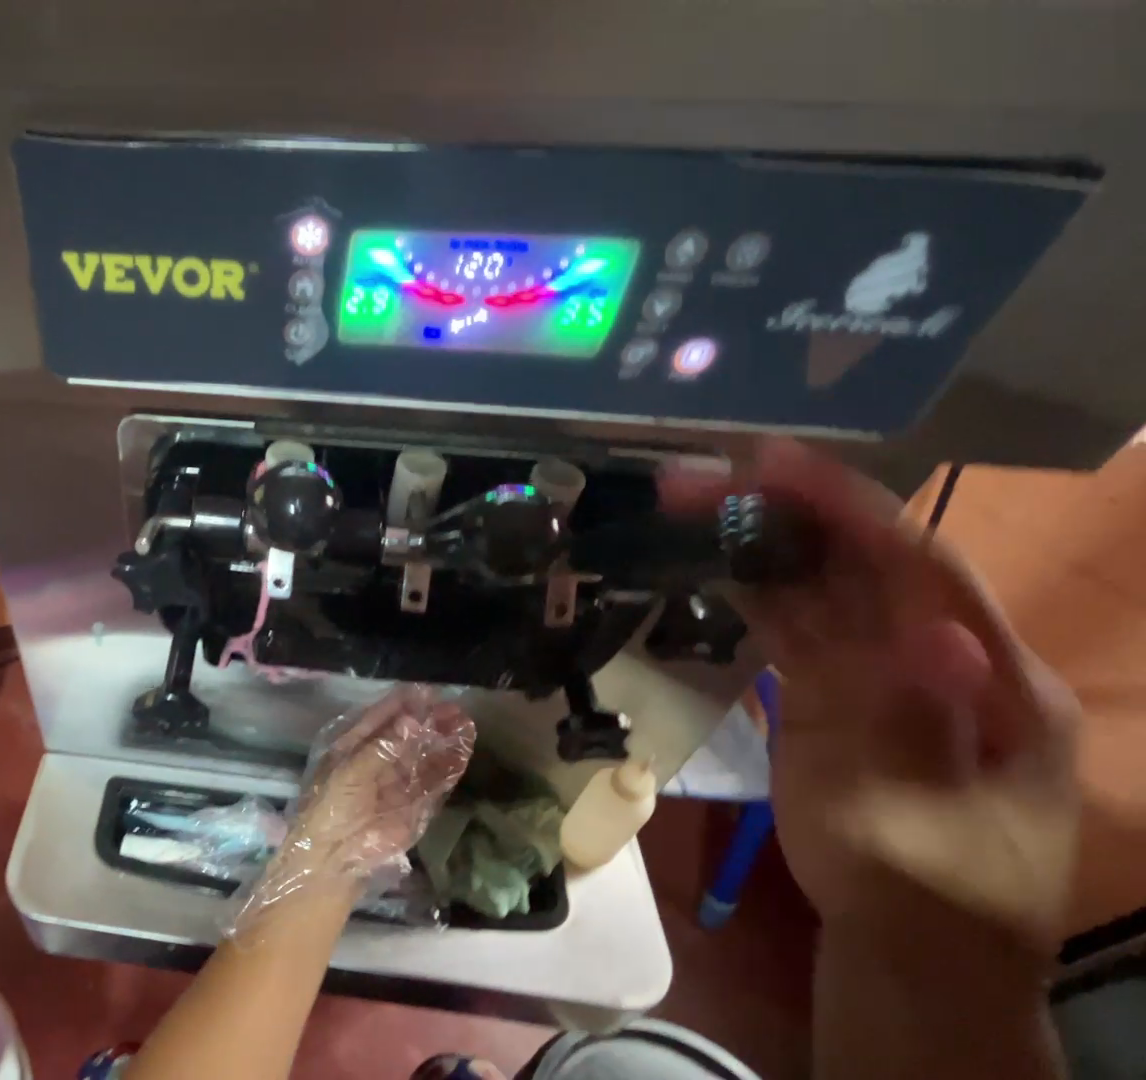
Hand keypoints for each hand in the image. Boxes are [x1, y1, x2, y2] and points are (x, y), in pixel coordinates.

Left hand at [231, 686, 474, 935]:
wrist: (333, 859)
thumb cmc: (330, 808)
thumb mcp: (350, 771)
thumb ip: (382, 747)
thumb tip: (412, 720)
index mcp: (350, 747)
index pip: (379, 718)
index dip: (402, 704)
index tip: (428, 692)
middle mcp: (375, 761)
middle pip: (406, 735)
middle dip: (429, 721)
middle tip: (454, 709)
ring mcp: (395, 784)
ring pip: (423, 757)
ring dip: (443, 741)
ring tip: (465, 724)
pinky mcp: (412, 807)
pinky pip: (433, 783)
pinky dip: (448, 767)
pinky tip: (463, 752)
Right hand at [661, 439, 1079, 952]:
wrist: (905, 950)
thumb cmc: (926, 887)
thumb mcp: (927, 818)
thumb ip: (923, 723)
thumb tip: (938, 637)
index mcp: (992, 676)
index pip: (918, 566)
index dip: (849, 508)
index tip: (773, 463)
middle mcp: (938, 655)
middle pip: (862, 563)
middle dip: (788, 510)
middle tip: (703, 476)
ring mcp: (880, 674)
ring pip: (820, 588)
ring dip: (761, 541)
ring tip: (692, 500)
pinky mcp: (830, 694)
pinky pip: (794, 626)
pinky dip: (757, 588)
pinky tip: (718, 557)